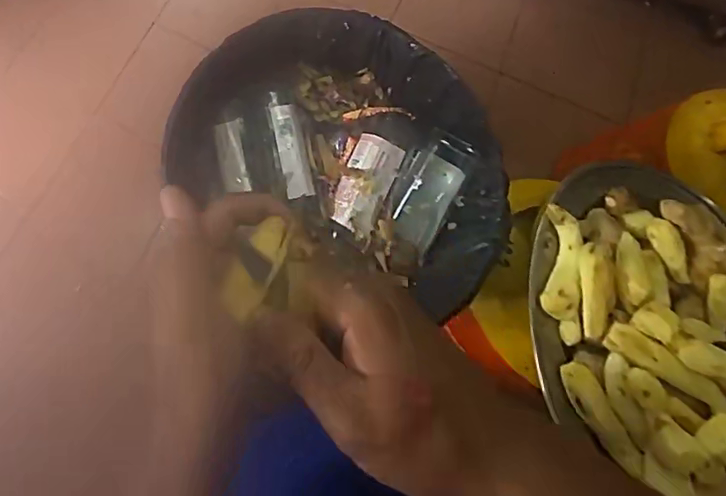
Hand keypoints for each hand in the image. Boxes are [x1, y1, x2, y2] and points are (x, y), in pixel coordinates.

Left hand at [145, 187, 288, 495]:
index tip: (293, 223)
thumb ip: (184, 246)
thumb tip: (169, 189)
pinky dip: (267, 295)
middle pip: (234, 238)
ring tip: (305, 277)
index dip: (256, 208)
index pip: (221, 214)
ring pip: (244, 267)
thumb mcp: (194, 302)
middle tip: (306, 252)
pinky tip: (289, 310)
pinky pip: (248, 298)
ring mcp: (208, 305)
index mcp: (186, 264)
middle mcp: (194, 277)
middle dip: (269, 236)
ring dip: (272, 265)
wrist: (197, 436)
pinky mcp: (223, 332)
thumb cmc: (201, 365)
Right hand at [252, 264, 645, 495]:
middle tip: (255, 355)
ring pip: (321, 296)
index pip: (289, 274)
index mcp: (357, 298)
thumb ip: (301, 361)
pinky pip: (341, 308)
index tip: (235, 327)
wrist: (490, 450)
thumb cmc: (419, 436)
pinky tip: (314, 364)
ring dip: (299, 324)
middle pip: (304, 281)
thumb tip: (253, 314)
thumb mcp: (351, 413)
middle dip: (278, 312)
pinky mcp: (391, 314)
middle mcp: (369, 282)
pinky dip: (322, 331)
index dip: (260, 296)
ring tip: (277, 364)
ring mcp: (383, 295)